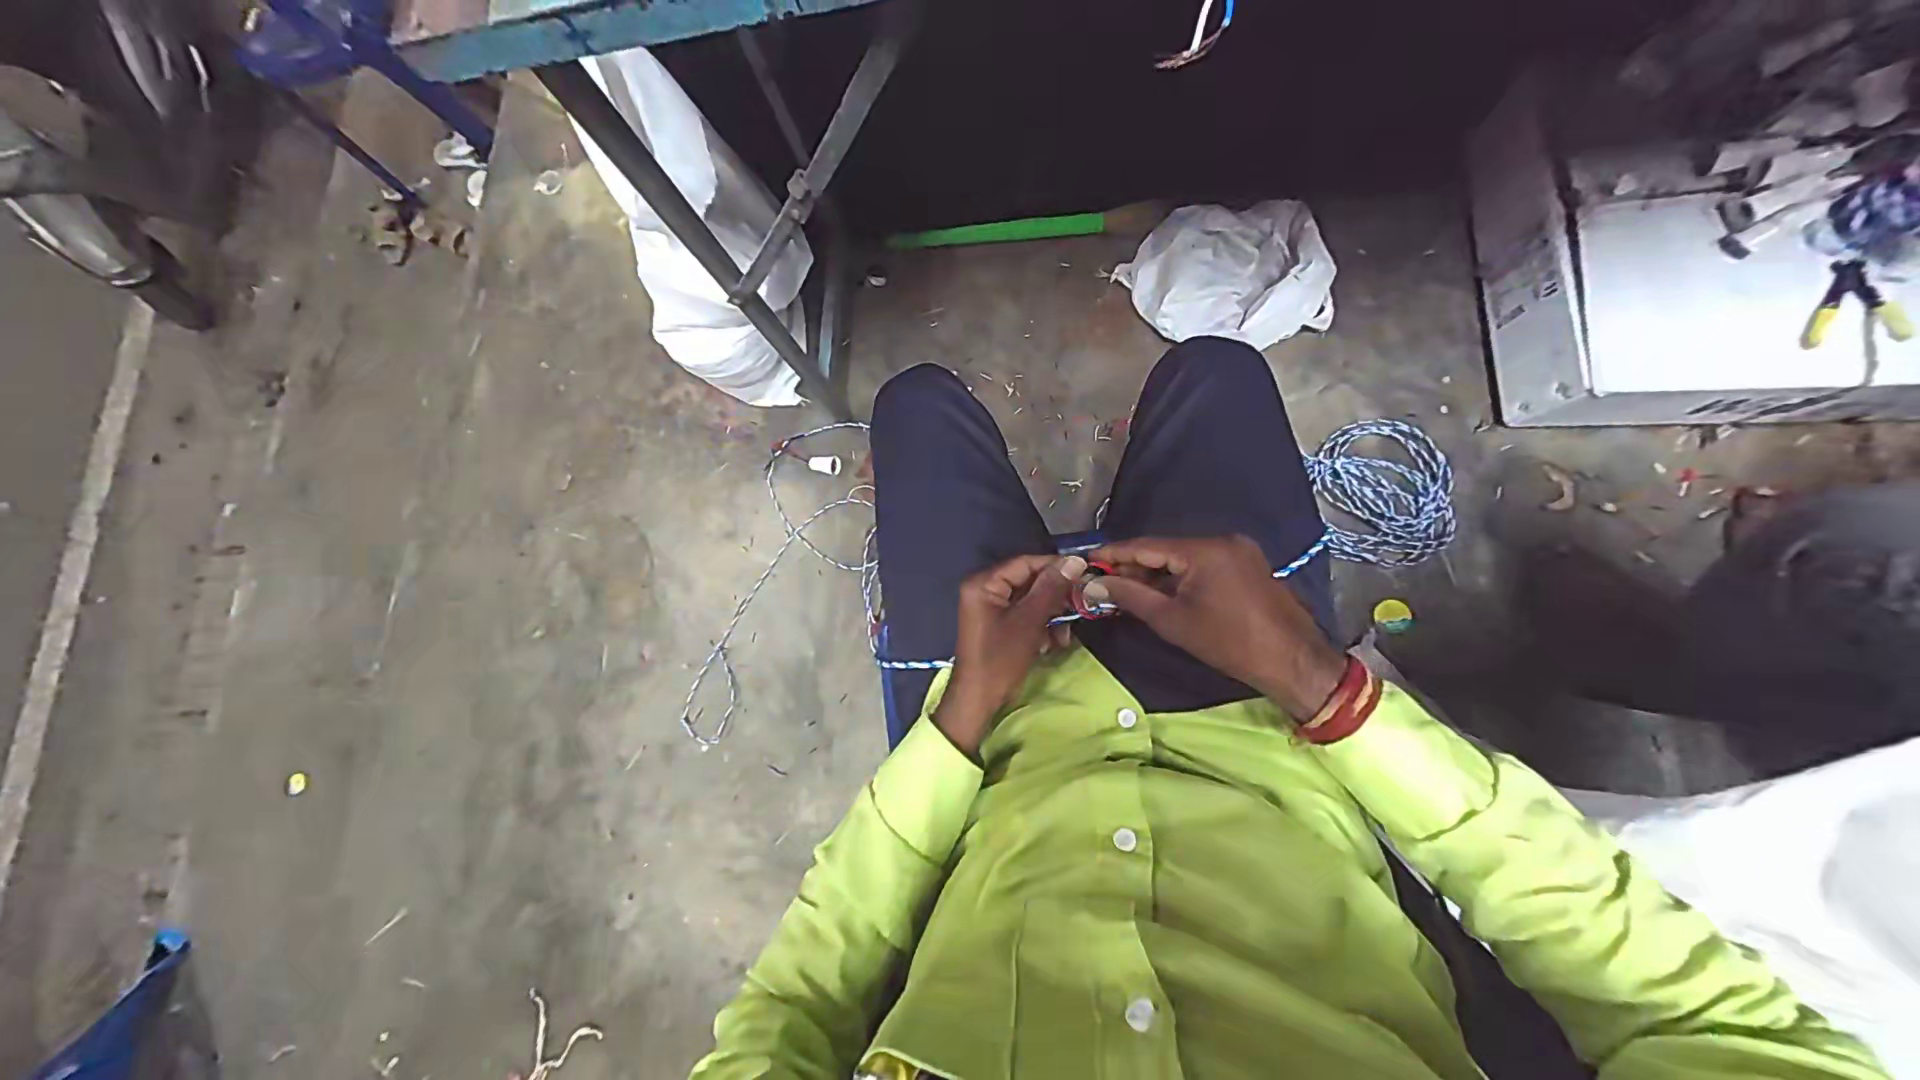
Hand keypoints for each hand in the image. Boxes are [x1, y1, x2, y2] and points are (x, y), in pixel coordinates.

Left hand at [934, 553, 1083, 755]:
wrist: (979, 699)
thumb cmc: (1000, 658)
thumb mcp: (1029, 621)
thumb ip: (1051, 589)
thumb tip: (1074, 561)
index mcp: (983, 583)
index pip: (1025, 563)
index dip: (1055, 567)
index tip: (1084, 572)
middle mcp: (984, 590)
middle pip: (1028, 581)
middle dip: (1055, 596)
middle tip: (1080, 604)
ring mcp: (991, 608)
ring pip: (1030, 600)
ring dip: (1051, 615)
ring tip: (1064, 634)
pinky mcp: (999, 624)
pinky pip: (1025, 615)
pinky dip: (1041, 626)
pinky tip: (1053, 643)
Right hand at [1087, 535, 1344, 718]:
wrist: (1292, 661)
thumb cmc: (1228, 643)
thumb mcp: (1171, 620)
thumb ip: (1130, 595)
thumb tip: (1093, 583)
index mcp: (1204, 549)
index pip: (1146, 545)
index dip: (1113, 554)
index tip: (1086, 560)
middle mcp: (1222, 540)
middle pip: (1165, 549)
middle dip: (1133, 566)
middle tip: (1101, 581)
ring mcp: (1238, 551)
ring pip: (1183, 557)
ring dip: (1154, 572)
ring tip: (1125, 589)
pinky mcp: (1246, 564)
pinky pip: (1201, 564)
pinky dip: (1178, 577)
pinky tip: (1159, 592)